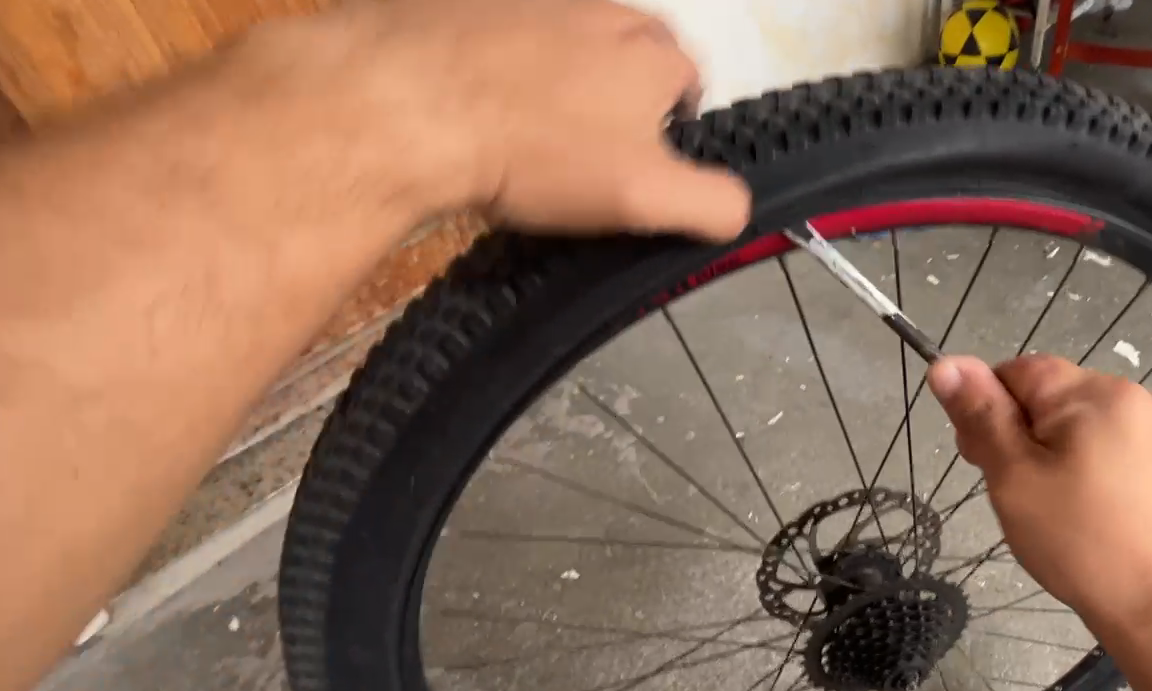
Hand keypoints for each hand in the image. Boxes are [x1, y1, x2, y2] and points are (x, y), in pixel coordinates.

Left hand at [286, 0, 750, 239]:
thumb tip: (744, 208)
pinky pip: (512, 35)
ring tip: (539, 134)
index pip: (692, 82)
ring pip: (574, 43)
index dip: (678, 128)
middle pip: (635, 53)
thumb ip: (714, 205)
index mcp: (650, 52)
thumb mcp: (648, 200)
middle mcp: (600, 7)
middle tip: (595, 152)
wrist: (408, 106)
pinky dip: (514, 67)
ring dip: (571, 81)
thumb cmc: (544, 157)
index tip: (645, 167)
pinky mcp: (470, 1)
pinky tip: (491, 108)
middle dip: (629, 97)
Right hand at [927, 355, 1151, 632]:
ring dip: (1046, 453)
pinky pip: (1102, 448)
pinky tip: (1078, 510)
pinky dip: (1079, 468)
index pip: (1017, 370)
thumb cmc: (1076, 541)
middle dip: (1017, 434)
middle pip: (1048, 396)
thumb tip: (944, 363)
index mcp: (1094, 393)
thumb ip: (981, 416)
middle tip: (1011, 491)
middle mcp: (1130, 398)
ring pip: (1074, 425)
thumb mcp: (1014, 477)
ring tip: (1044, 507)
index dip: (986, 408)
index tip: (979, 459)